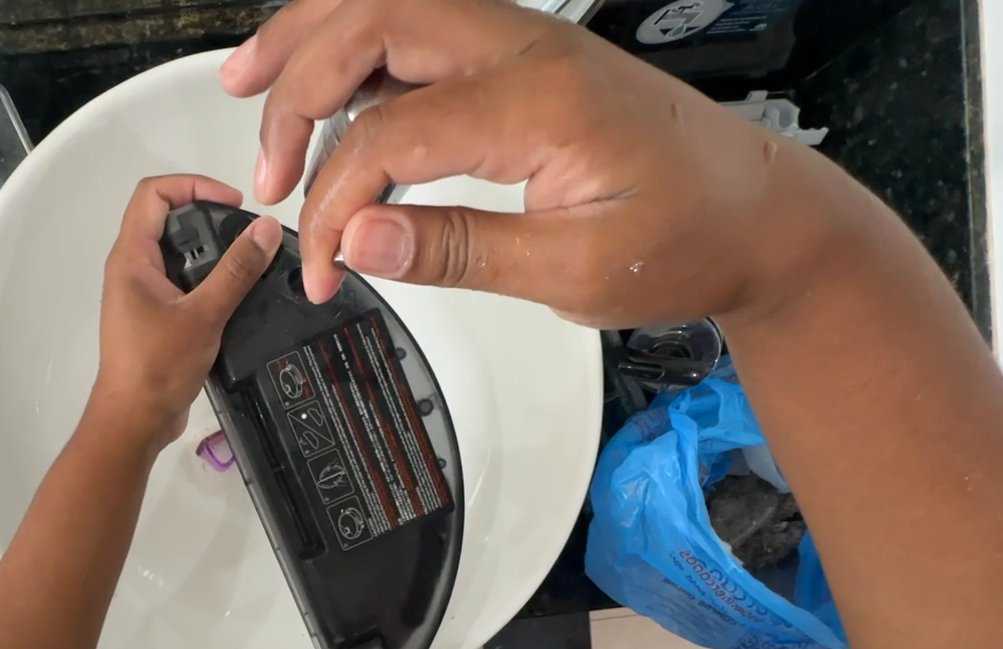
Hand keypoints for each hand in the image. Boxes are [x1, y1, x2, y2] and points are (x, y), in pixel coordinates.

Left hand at [89, 175, 281, 452]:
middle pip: (167, 221)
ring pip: (178, 257)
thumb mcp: (202, 315)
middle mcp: (132, 270)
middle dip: (208, 219)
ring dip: (212, 255)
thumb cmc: (158, 367)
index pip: (154, 194)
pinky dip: (209, 284)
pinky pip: (183, 287)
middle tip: (247, 235)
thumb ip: (236, 272)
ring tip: (249, 265)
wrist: (135, 421)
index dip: (194, 185)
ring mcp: (143, 297)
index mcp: (131, 258)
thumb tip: (265, 229)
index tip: (232, 203)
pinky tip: (238, 298)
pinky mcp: (156, 321)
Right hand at [219, 0, 865, 327]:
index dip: (336, 205)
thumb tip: (362, 238)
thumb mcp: (570, 269)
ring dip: (307, 42)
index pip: (388, 136)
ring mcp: (518, 44)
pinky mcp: (515, 61)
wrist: (753, 215)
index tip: (323, 265)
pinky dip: (351, 52)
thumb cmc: (681, 239)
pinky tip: (324, 83)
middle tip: (266, 175)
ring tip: (250, 85)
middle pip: (369, 26)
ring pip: (385, 7)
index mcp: (537, 98)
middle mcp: (522, 48)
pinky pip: (413, 33)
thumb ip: (458, 250)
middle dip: (295, 98)